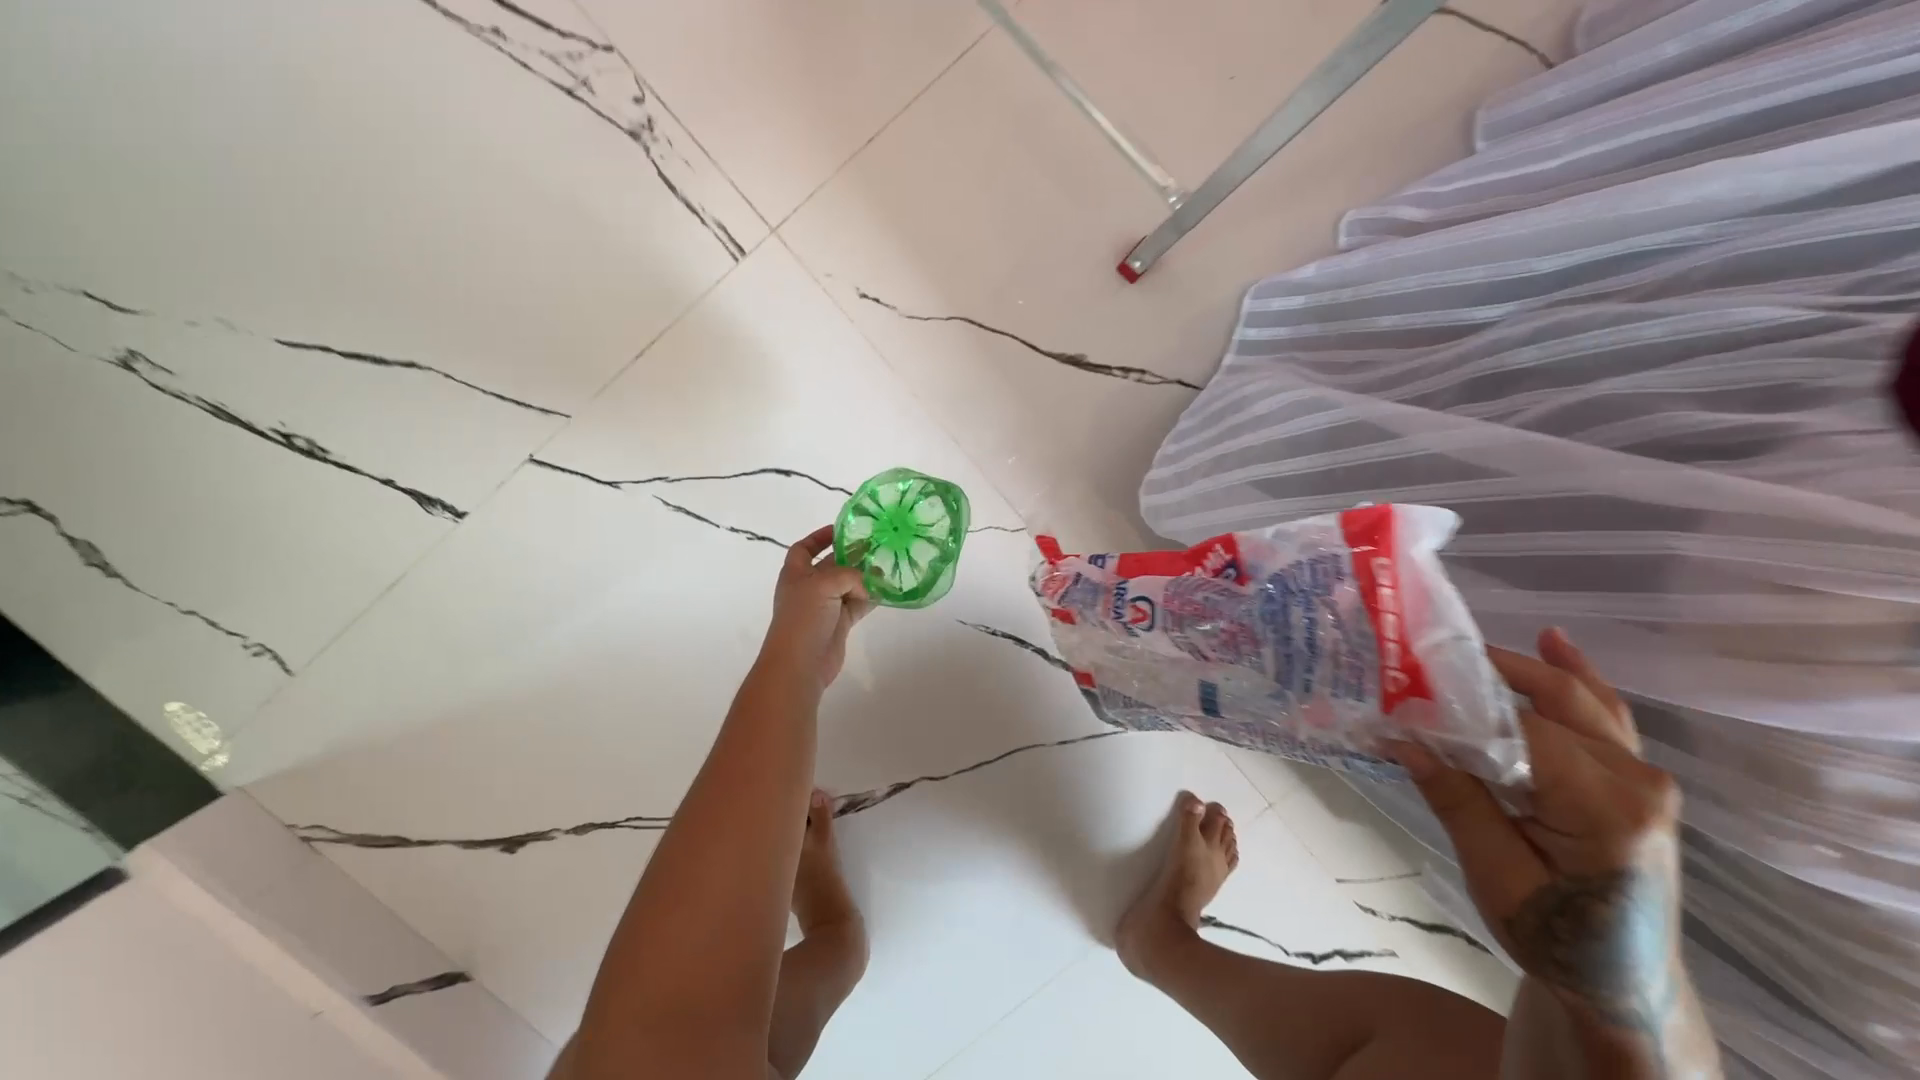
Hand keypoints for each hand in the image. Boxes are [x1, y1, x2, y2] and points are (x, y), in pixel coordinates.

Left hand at [757, 525, 871, 691]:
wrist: (800, 662)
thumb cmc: (804, 617)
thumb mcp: (823, 584)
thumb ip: (848, 575)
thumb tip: (865, 585)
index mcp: (796, 573)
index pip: (804, 548)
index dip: (819, 537)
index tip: (841, 530)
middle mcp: (810, 588)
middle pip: (832, 565)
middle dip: (852, 556)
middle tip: (877, 545)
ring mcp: (825, 607)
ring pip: (849, 585)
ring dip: (866, 577)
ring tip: (887, 566)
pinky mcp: (839, 623)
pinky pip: (858, 604)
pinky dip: (871, 597)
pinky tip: (888, 591)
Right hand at [1390, 629, 1694, 1063]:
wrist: (1624, 984)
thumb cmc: (1558, 940)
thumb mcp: (1497, 877)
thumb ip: (1458, 800)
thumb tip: (1403, 739)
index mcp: (1606, 809)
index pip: (1521, 732)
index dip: (1460, 708)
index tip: (1403, 694)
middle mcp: (1636, 781)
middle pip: (1552, 705)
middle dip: (1486, 677)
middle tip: (1423, 660)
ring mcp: (1644, 778)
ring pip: (1583, 701)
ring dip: (1527, 669)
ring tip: (1474, 643)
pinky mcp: (1638, 782)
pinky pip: (1605, 717)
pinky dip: (1576, 680)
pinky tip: (1558, 646)